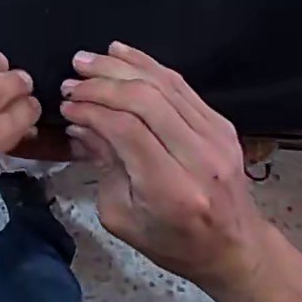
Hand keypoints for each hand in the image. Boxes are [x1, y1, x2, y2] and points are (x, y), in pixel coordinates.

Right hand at [61, 42, 274, 289]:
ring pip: (163, 84)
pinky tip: (120, 53)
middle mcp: (199, 158)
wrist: (235, 247)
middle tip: (71, 79)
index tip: (66, 104)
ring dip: (120, 67)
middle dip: (102, 84)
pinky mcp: (222, 123)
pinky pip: (180, 84)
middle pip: (146, 101)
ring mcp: (216, 137)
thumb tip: (80, 121)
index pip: (127, 131)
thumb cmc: (172, 242)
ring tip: (87, 60)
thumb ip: (102, 164)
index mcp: (172, 190)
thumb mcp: (122, 216)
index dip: (92, 110)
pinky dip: (146, 64)